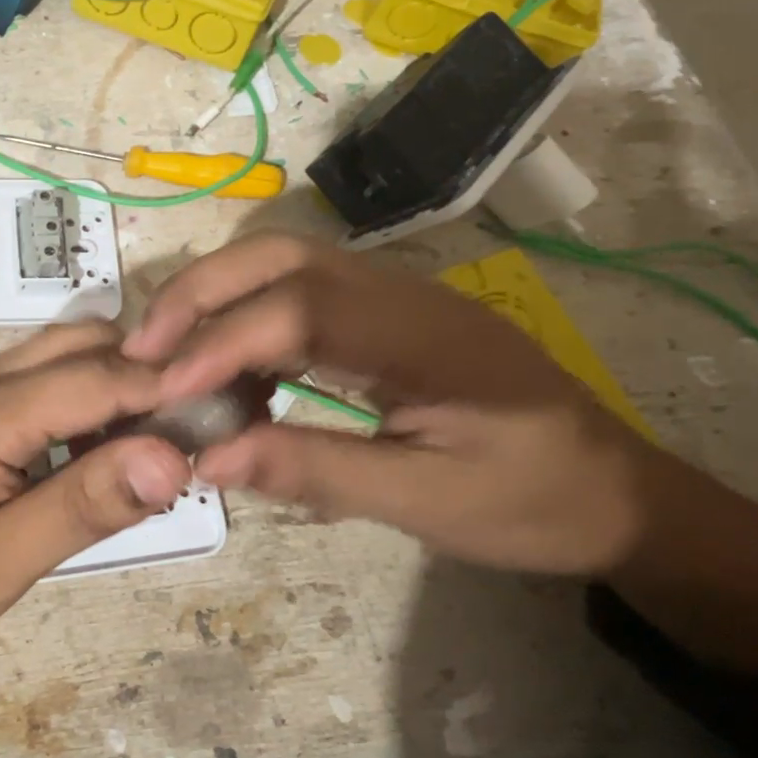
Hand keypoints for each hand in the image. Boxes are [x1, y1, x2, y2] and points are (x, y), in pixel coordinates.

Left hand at [0, 324, 191, 690]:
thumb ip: (85, 504)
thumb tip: (173, 456)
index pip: (100, 375)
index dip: (169, 387)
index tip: (231, 411)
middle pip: (84, 345)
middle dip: (149, 373)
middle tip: (203, 428)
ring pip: (63, 355)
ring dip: (118, 383)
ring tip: (167, 440)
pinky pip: (38, 381)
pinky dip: (84, 399)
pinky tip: (105, 451)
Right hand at [124, 232, 669, 574]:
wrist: (617, 492)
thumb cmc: (529, 502)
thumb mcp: (427, 502)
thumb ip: (315, 470)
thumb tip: (209, 457)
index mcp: (420, 336)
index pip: (299, 311)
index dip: (222, 342)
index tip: (162, 389)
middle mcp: (399, 294)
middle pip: (280, 255)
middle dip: (200, 292)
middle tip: (141, 348)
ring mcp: (392, 296)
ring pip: (282, 262)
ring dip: (213, 295)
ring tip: (162, 350)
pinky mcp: (382, 314)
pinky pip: (295, 292)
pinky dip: (241, 315)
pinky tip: (221, 363)